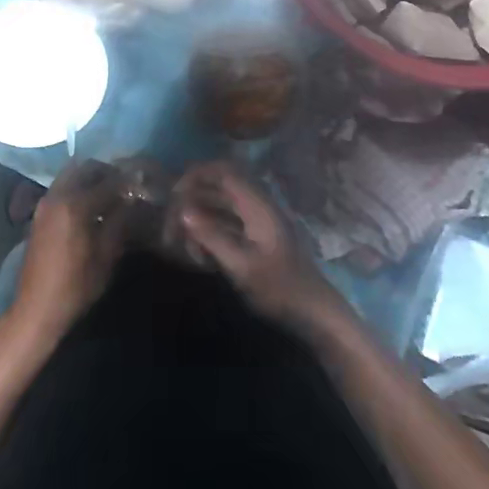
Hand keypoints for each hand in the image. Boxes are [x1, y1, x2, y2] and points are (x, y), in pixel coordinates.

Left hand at [10, 160, 129, 337]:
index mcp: (75, 204)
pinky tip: (91, 207)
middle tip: (125, 186)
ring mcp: (44, 202)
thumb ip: (120, 223)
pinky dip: (76, 188)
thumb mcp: (106, 256)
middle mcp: (57, 195)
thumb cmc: (77, 285)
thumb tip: (134, 203)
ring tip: (110, 196)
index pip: (108, 182)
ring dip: (89, 178)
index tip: (143, 184)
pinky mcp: (39, 213)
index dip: (128, 182)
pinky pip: (60, 188)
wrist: (38, 305)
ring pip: (69, 176)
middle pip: (84, 168)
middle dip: (106, 172)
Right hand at [172, 162, 340, 327]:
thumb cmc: (281, 290)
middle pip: (217, 189)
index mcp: (258, 207)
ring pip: (218, 208)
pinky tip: (198, 256)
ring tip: (181, 244)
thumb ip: (212, 236)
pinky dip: (208, 234)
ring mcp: (257, 224)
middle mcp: (257, 208)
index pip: (223, 172)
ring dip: (197, 220)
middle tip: (171, 226)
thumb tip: (183, 212)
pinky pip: (224, 225)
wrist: (316, 316)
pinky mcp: (256, 239)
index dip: (196, 175)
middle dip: (191, 202)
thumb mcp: (242, 266)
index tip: (174, 193)